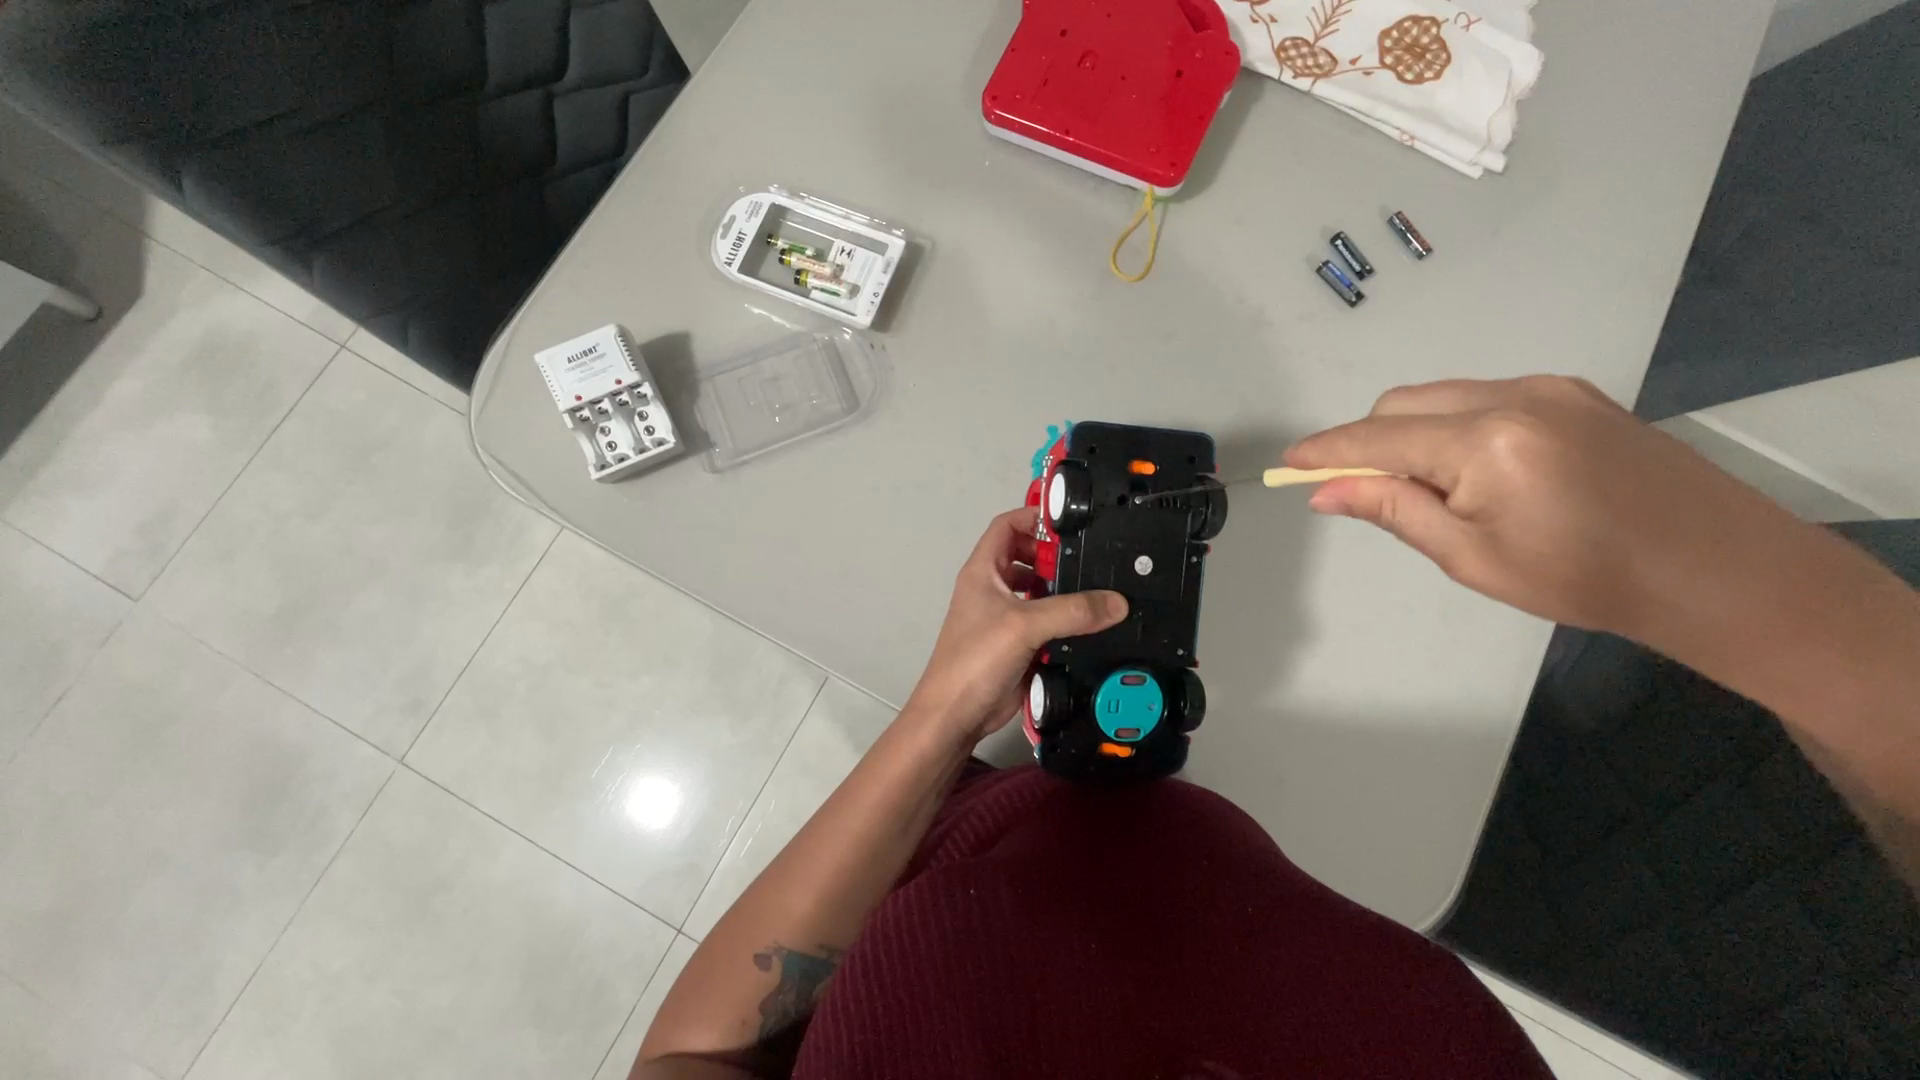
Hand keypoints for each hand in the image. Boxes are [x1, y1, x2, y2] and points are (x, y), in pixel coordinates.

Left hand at [905, 507, 1127, 743]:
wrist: (956, 715)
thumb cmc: (974, 660)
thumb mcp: (1024, 626)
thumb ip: (1072, 611)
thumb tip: (1116, 602)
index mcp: (983, 571)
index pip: (1006, 526)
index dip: (1034, 517)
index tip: (1070, 522)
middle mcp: (992, 589)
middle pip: (1025, 557)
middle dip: (1054, 556)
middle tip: (1089, 560)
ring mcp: (1004, 618)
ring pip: (1037, 591)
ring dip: (1061, 590)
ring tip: (1094, 590)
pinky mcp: (1017, 645)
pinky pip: (1045, 623)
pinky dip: (1064, 621)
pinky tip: (1089, 625)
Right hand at [1285, 376, 1814, 640]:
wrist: (1716, 569)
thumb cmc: (1584, 579)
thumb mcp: (1472, 556)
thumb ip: (1394, 511)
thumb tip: (1327, 490)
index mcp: (1487, 442)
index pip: (1378, 438)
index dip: (1326, 451)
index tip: (1287, 464)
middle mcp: (1514, 396)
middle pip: (1404, 403)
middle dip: (1368, 440)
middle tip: (1360, 491)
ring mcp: (1550, 388)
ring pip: (1443, 396)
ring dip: (1411, 432)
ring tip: (1424, 488)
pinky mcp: (1576, 394)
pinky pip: (1485, 397)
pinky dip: (1453, 425)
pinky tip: (1471, 470)